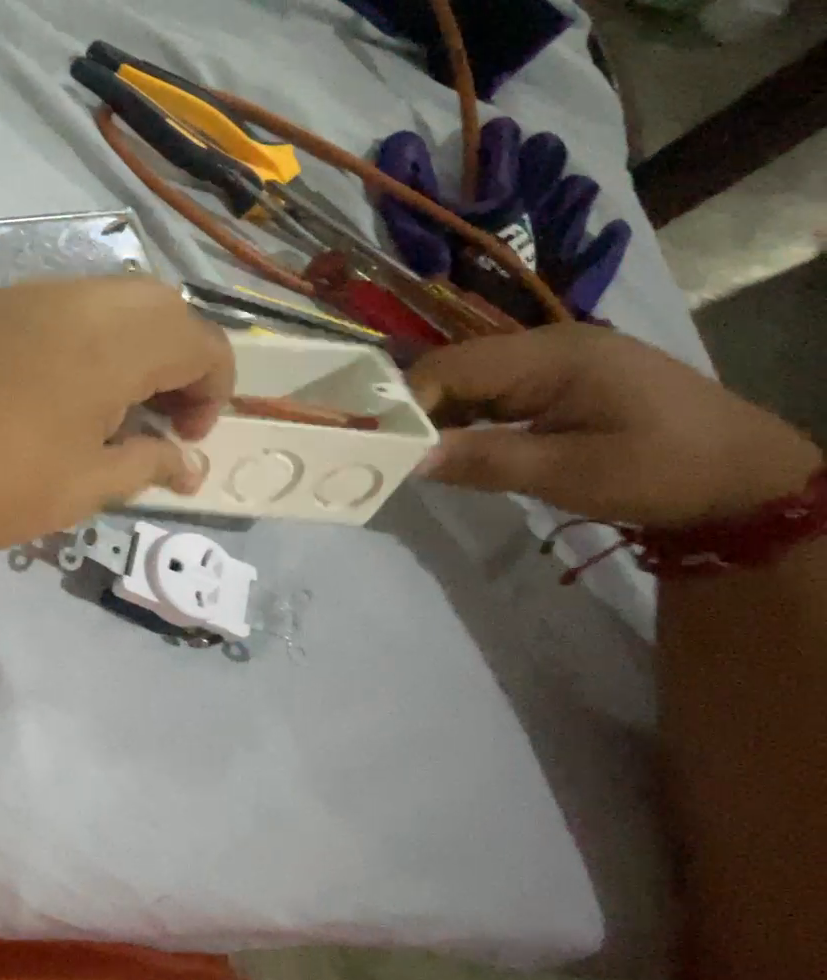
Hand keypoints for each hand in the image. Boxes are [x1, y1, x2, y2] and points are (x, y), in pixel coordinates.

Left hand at [0, 277, 233, 566]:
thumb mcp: (84, 488)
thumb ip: (147, 463)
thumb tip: (188, 464)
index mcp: (109, 342)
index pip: (197, 340)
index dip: (212, 389)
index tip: (186, 439)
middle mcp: (68, 300)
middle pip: (156, 306)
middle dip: (173, 355)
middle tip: (154, 416)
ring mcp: (14, 296)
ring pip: (100, 297)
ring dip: (123, 340)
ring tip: (101, 403)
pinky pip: (46, 305)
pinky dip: (72, 335)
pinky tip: (46, 387)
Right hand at [408, 324, 820, 525]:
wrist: (751, 481)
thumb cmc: (663, 471)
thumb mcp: (569, 473)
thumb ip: (483, 460)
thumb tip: (405, 458)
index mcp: (552, 356)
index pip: (449, 366)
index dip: (406, 403)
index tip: (380, 446)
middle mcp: (549, 346)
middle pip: (454, 368)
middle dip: (416, 410)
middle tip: (388, 455)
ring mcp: (557, 362)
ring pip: (469, 381)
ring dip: (439, 417)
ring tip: (414, 457)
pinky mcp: (562, 383)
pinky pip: (493, 393)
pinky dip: (466, 420)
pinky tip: (456, 449)